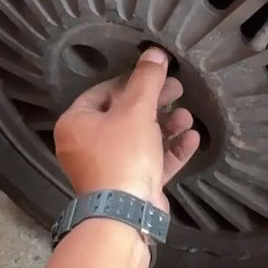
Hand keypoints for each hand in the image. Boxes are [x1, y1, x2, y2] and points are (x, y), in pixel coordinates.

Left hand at [54, 46, 199, 206]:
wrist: (125, 215)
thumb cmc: (122, 155)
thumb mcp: (136, 110)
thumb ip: (147, 80)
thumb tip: (155, 52)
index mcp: (76, 123)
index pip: (104, 91)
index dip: (132, 80)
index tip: (157, 75)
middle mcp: (87, 144)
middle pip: (125, 114)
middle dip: (155, 103)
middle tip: (178, 90)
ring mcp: (107, 167)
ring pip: (140, 138)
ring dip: (166, 126)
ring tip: (187, 117)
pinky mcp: (128, 185)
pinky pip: (149, 161)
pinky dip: (169, 150)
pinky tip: (191, 139)